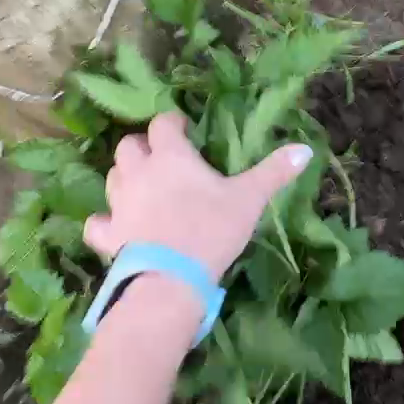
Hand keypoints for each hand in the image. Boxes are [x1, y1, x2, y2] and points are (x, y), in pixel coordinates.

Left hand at [85, 111, 311, 282]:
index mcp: (171, 156)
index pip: (163, 124)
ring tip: (143, 186)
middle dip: (143, 146)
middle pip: (129, 145)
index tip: (186, 130)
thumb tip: (306, 148)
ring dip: (125, 175)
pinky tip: (116, 225)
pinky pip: (97, 222)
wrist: (171, 280)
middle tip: (163, 157)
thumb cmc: (211, 229)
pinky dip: (105, 220)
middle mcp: (139, 172)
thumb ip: (274, 171)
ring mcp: (119, 203)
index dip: (173, 123)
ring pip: (112, 176)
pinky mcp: (108, 235)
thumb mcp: (249, 199)